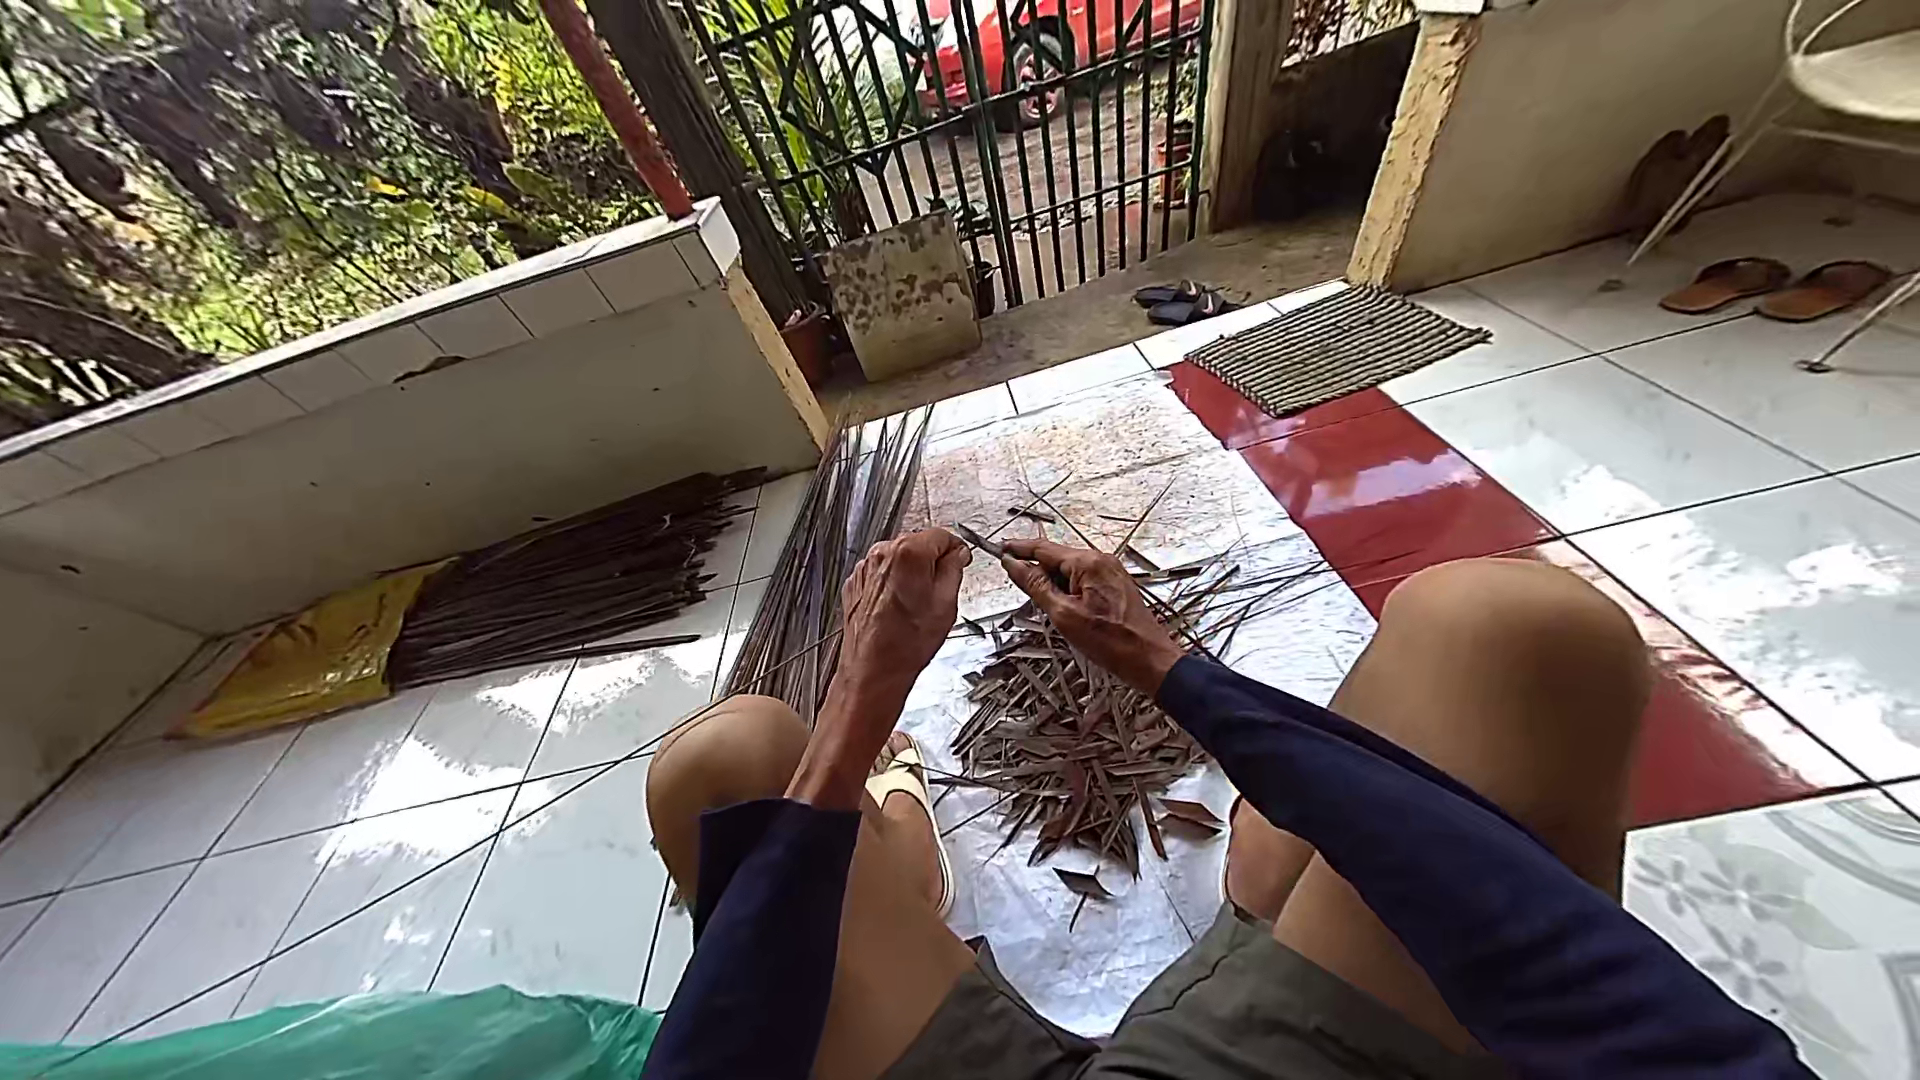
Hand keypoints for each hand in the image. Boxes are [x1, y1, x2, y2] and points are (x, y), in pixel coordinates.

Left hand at [788, 528, 970, 809]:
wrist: (872, 671)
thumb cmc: (905, 644)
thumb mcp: (946, 604)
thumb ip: (954, 569)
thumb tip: (956, 555)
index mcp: (909, 553)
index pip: (942, 534)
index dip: (956, 549)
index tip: (961, 560)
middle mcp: (882, 554)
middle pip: (918, 543)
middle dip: (933, 561)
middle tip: (943, 588)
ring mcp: (865, 569)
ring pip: (899, 558)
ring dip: (912, 573)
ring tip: (919, 604)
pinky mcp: (856, 584)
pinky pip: (882, 574)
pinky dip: (894, 584)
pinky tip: (901, 609)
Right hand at [1000, 538, 1185, 696]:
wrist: (1149, 660)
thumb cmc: (1114, 642)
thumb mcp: (1063, 614)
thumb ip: (1036, 585)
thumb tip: (1014, 566)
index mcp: (1088, 563)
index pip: (1043, 548)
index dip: (1018, 549)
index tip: (1001, 549)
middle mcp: (1101, 561)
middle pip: (1056, 558)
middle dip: (1036, 573)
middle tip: (1020, 588)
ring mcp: (1110, 572)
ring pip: (1069, 571)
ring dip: (1053, 586)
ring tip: (1051, 611)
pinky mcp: (1114, 585)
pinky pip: (1082, 580)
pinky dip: (1068, 591)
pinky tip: (1067, 611)